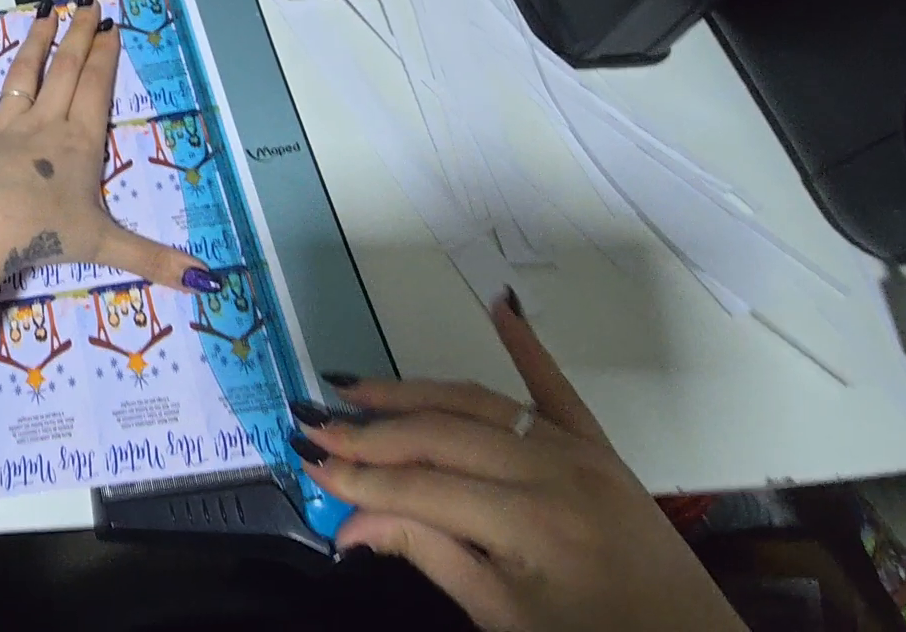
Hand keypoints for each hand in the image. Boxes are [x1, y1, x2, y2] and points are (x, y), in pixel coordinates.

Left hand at [0, 0, 214, 293]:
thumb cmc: (42, 232)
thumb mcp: (105, 247)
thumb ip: (155, 261)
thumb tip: (211, 283)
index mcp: (78, 144)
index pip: (96, 89)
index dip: (105, 56)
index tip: (111, 25)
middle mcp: (44, 126)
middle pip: (65, 72)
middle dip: (78, 36)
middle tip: (87, 2)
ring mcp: (4, 127)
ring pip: (22, 75)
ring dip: (35, 42)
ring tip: (45, 10)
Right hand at [297, 293, 746, 631]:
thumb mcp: (501, 617)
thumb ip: (424, 554)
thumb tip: (345, 522)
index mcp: (531, 527)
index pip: (418, 488)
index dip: (356, 476)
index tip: (306, 460)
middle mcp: (553, 474)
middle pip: (438, 436)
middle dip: (368, 431)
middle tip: (312, 421)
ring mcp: (579, 453)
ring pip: (474, 403)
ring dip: (410, 391)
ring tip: (354, 386)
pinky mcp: (599, 447)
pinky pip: (556, 388)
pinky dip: (527, 345)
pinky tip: (500, 304)